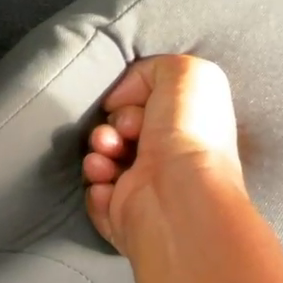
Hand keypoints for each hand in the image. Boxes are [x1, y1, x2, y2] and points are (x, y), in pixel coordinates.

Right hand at [83, 55, 244, 253]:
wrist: (176, 197)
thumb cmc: (188, 136)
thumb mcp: (188, 74)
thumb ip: (157, 66)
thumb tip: (123, 97)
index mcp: (187, 132)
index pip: (142, 108)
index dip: (129, 102)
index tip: (132, 109)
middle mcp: (170, 161)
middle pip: (115, 134)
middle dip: (106, 130)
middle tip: (118, 138)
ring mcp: (146, 191)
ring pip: (100, 162)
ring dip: (96, 156)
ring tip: (107, 161)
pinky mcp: (124, 216)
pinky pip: (94, 192)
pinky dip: (95, 185)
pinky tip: (108, 185)